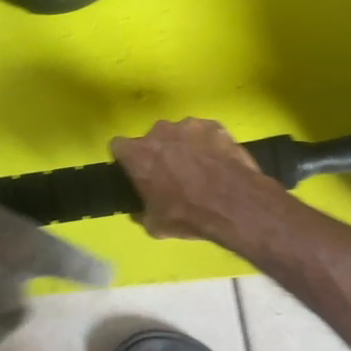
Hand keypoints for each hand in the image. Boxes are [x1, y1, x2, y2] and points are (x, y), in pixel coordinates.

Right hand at [111, 118, 282, 241]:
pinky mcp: (214, 125)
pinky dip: (208, 145)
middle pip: (151, 139)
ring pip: (179, 134)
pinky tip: (217, 163)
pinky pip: (204, 133)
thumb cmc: (186, 215)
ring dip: (184, 147)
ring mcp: (188, 125)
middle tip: (171, 174)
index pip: (118, 147)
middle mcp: (159, 132)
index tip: (135, 171)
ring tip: (200, 169)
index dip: (126, 159)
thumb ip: (142, 212)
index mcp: (137, 154)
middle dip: (158, 153)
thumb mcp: (154, 225)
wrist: (232, 204)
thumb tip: (140, 211)